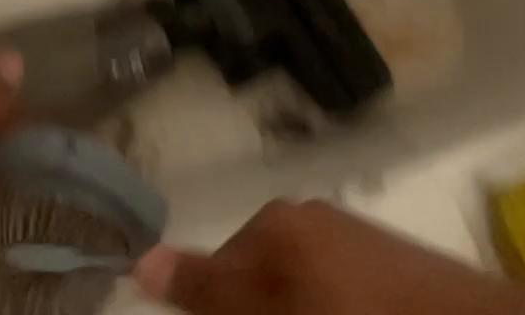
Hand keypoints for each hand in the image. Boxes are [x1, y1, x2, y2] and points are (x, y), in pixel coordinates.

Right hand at [132, 198, 524, 314]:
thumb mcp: (269, 310)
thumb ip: (208, 291)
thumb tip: (140, 260)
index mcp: (276, 223)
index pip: (215, 277)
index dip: (212, 312)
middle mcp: (310, 219)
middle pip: (255, 281)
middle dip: (249, 309)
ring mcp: (350, 239)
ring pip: (296, 289)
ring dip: (286, 307)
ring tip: (303, 313)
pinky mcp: (384, 262)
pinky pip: (333, 290)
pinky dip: (322, 306)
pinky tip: (345, 313)